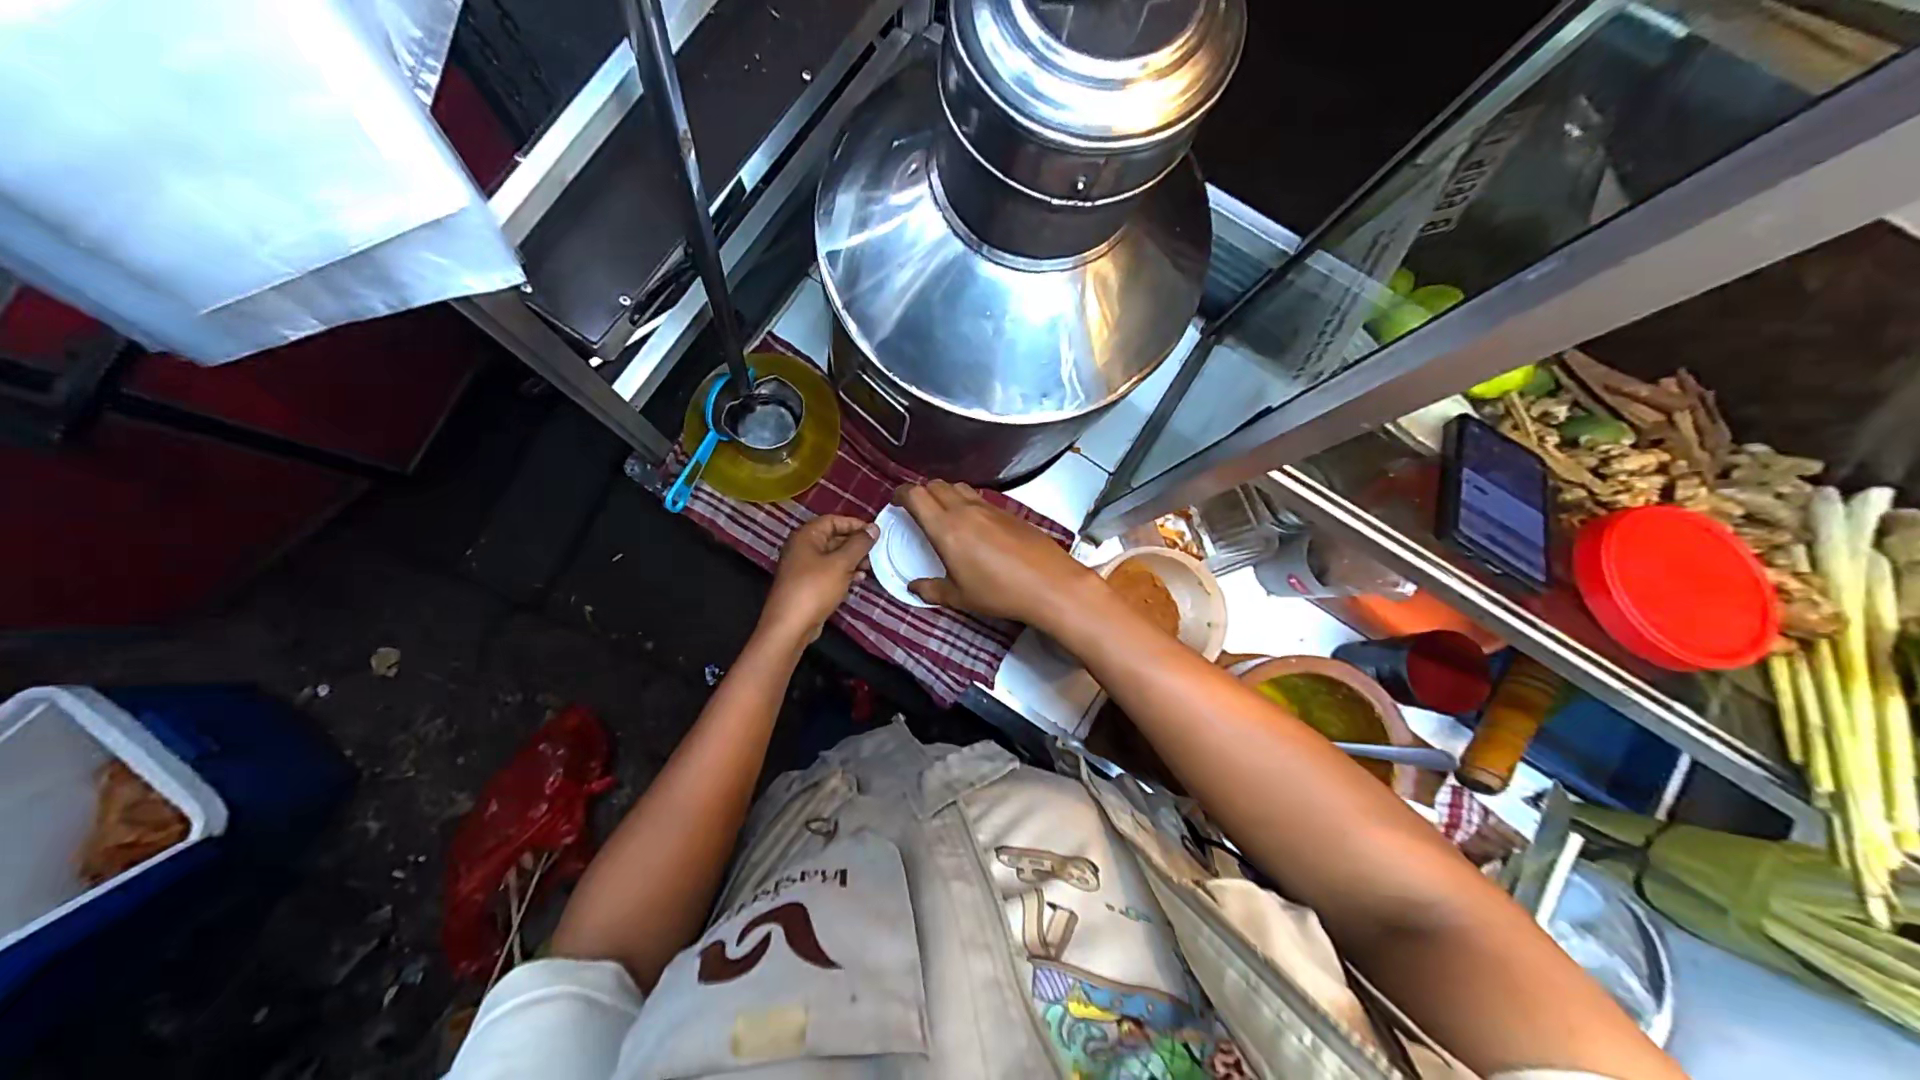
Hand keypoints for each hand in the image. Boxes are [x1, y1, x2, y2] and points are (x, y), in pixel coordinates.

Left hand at [760, 515, 876, 643]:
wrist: (790, 625)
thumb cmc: (815, 588)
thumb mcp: (842, 563)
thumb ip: (859, 544)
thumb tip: (874, 528)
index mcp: (806, 536)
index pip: (833, 520)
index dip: (855, 524)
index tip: (875, 533)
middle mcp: (802, 547)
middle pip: (834, 538)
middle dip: (856, 544)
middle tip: (876, 552)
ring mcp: (803, 567)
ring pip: (833, 556)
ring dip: (853, 560)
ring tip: (870, 567)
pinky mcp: (807, 584)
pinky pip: (829, 572)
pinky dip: (844, 573)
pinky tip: (859, 580)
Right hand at [894, 481, 1099, 627]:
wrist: (1049, 584)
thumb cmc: (1002, 592)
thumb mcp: (959, 597)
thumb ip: (932, 589)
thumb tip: (916, 587)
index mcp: (946, 528)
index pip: (916, 494)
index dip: (901, 494)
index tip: (897, 502)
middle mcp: (966, 510)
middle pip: (935, 485)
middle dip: (921, 492)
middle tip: (915, 508)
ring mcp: (989, 508)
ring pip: (958, 487)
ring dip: (944, 493)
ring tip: (942, 513)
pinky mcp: (1008, 512)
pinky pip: (979, 498)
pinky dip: (967, 502)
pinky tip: (972, 524)